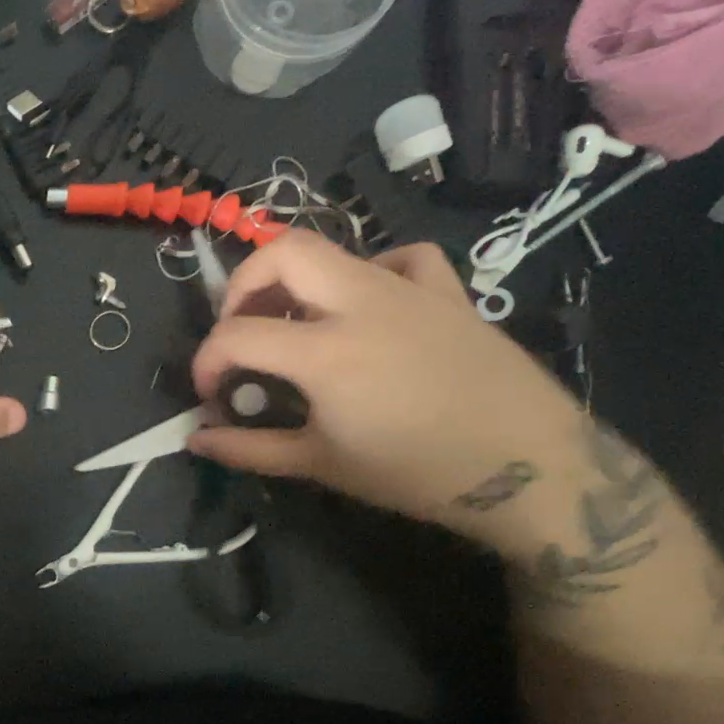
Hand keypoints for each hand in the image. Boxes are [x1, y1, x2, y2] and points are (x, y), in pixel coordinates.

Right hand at [188, 231, 584, 543]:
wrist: (527, 468)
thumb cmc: (413, 472)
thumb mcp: (318, 464)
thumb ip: (249, 448)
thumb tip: (196, 439)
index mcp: (325, 351)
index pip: (236, 334)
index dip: (206, 362)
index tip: (209, 394)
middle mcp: (363, 303)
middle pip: (283, 252)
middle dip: (242, 285)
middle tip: (239, 328)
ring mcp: (411, 291)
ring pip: (336, 251)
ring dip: (296, 281)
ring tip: (292, 324)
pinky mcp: (449, 295)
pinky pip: (402, 259)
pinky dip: (371, 272)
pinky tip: (367, 307)